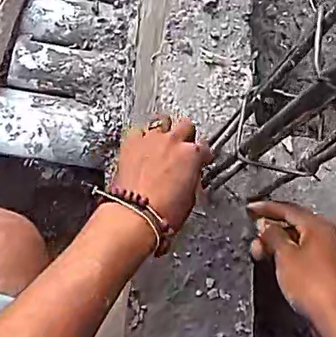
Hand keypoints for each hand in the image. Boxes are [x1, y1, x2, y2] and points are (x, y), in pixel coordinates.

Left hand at [110, 117, 209, 231]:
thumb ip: (193, 178)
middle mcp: (173, 141)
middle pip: (185, 125)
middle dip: (185, 135)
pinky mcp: (131, 142)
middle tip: (182, 147)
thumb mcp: (191, 197)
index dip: (203, 155)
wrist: (135, 215)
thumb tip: (191, 175)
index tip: (200, 160)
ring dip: (164, 130)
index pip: (204, 147)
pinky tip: (141, 147)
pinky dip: (141, 138)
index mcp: (192, 154)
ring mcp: (151, 139)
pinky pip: (138, 131)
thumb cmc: (162, 212)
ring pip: (161, 121)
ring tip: (161, 141)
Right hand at [247, 201, 335, 329]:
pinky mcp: (332, 273)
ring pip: (301, 242)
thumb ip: (272, 236)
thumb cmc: (315, 287)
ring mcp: (332, 255)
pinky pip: (308, 256)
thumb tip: (267, 227)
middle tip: (255, 234)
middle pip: (296, 225)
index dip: (266, 208)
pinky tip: (282, 266)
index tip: (252, 209)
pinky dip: (292, 257)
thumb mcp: (285, 256)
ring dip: (281, 245)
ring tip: (263, 253)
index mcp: (319, 226)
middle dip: (273, 229)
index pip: (288, 209)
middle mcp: (329, 236)